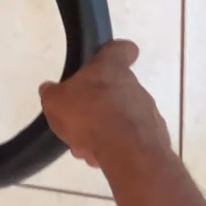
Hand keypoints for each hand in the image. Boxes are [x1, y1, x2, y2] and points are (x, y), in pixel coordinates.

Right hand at [38, 40, 170, 170]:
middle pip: (116, 88)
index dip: (113, 52)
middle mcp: (134, 86)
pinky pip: (130, 137)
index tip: (104, 59)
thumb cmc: (88, 116)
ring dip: (104, 128)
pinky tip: (100, 156)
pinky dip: (116, 145)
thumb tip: (50, 89)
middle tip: (78, 120)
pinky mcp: (154, 137)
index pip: (121, 49)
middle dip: (98, 104)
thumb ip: (52, 93)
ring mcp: (148, 112)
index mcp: (110, 69)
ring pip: (121, 115)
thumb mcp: (54, 102)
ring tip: (85, 145)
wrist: (127, 154)